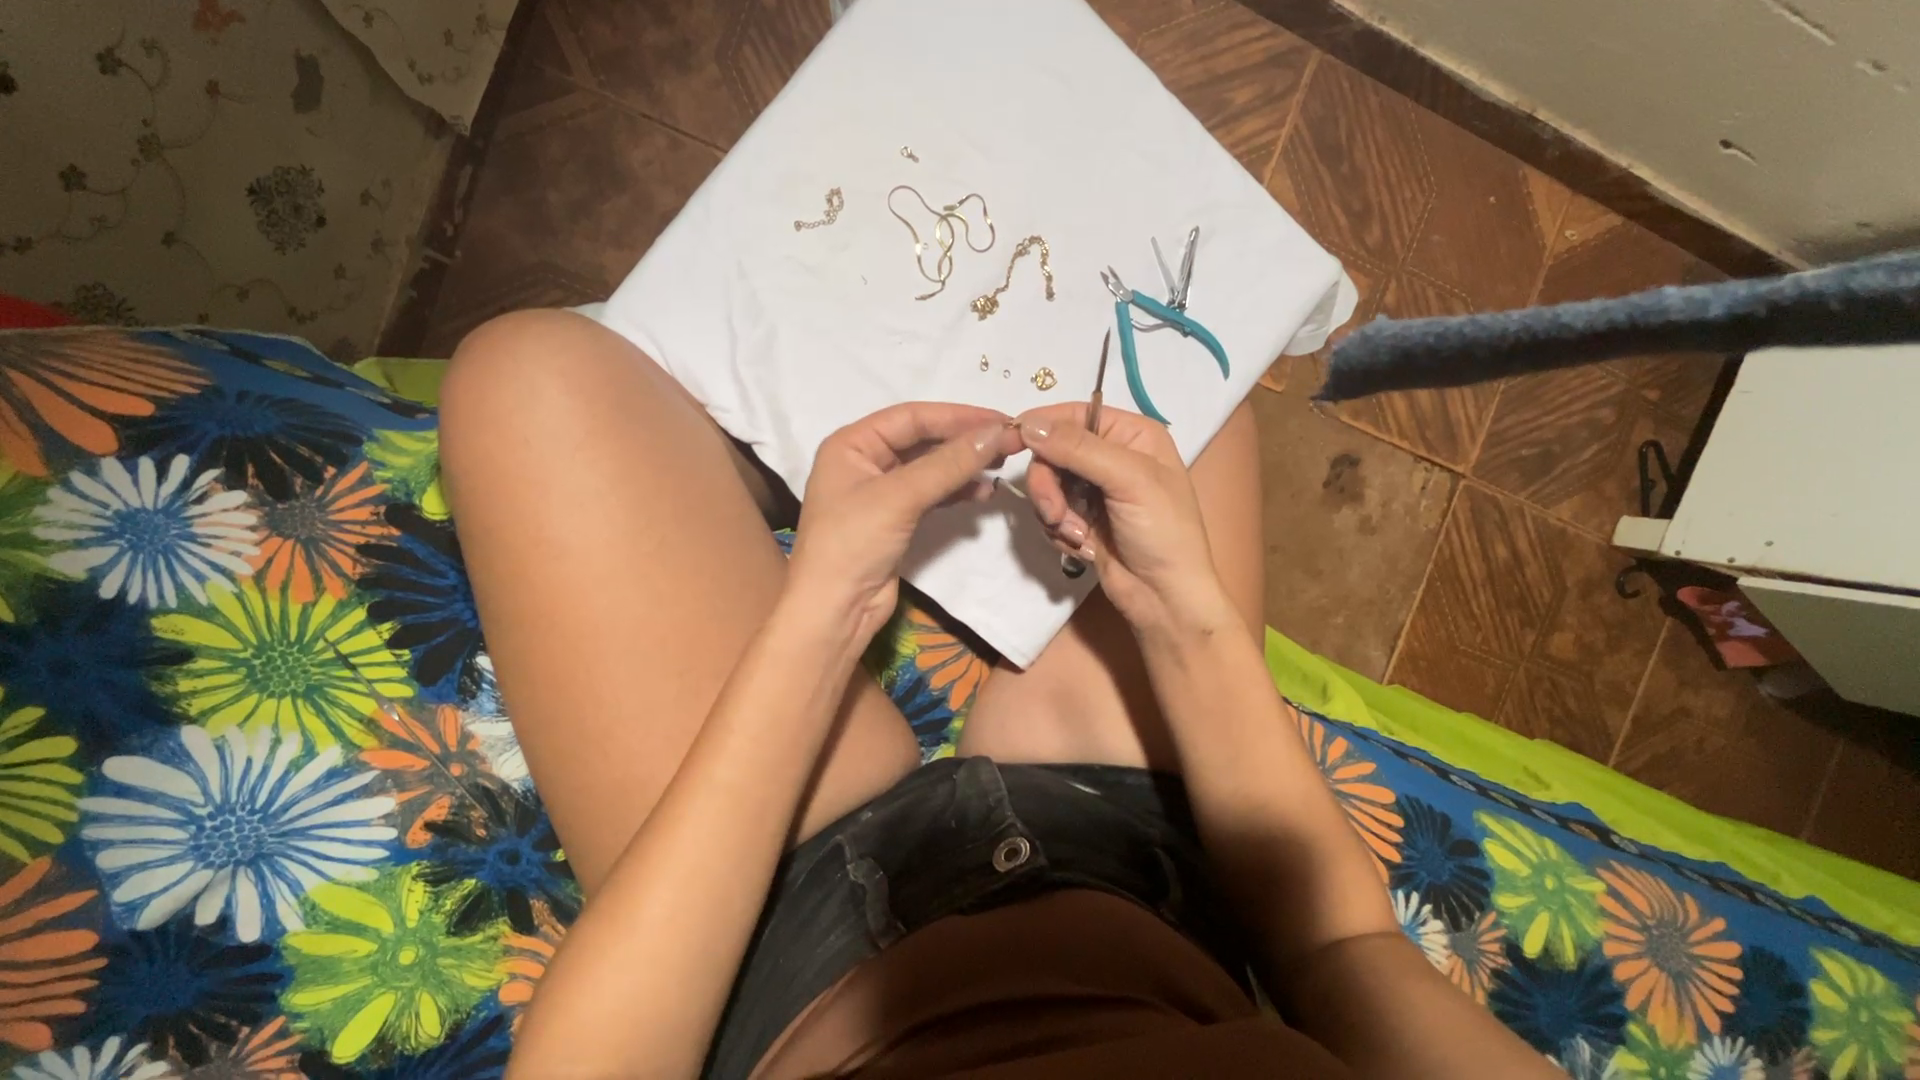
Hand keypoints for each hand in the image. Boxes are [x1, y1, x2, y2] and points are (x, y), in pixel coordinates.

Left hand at [789, 402, 1021, 639]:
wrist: (834, 611)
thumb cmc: (853, 543)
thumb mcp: (900, 497)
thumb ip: (949, 463)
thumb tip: (998, 433)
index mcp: (851, 444)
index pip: (912, 417)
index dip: (958, 416)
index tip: (1002, 420)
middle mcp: (864, 461)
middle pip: (923, 439)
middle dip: (964, 441)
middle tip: (1009, 444)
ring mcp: (880, 492)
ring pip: (930, 467)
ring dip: (964, 467)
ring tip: (999, 469)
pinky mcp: (895, 520)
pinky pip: (932, 494)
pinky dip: (957, 491)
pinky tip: (982, 493)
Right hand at [1017, 404, 1231, 634]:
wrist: (1165, 598)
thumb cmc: (1163, 532)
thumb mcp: (1129, 480)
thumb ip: (1078, 449)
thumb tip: (1028, 423)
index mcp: (1133, 434)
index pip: (1075, 414)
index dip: (1043, 425)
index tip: (1012, 441)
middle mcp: (1112, 456)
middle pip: (1053, 451)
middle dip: (1049, 484)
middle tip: (1055, 512)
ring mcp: (1095, 490)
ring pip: (1047, 484)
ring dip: (1054, 512)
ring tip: (1076, 535)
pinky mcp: (1082, 519)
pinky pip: (1051, 513)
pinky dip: (1059, 530)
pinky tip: (1082, 546)